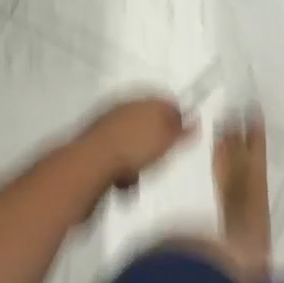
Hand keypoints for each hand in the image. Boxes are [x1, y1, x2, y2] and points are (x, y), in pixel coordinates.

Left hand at [72, 95, 194, 191]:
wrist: (88, 164)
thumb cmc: (134, 149)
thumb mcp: (166, 140)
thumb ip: (182, 129)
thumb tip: (195, 119)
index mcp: (142, 99)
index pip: (166, 102)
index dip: (177, 121)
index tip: (182, 142)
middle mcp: (123, 106)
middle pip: (148, 124)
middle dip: (156, 145)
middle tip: (161, 163)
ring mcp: (106, 124)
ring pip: (131, 143)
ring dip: (137, 160)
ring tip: (138, 178)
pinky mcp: (93, 145)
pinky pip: (115, 157)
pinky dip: (120, 169)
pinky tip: (122, 184)